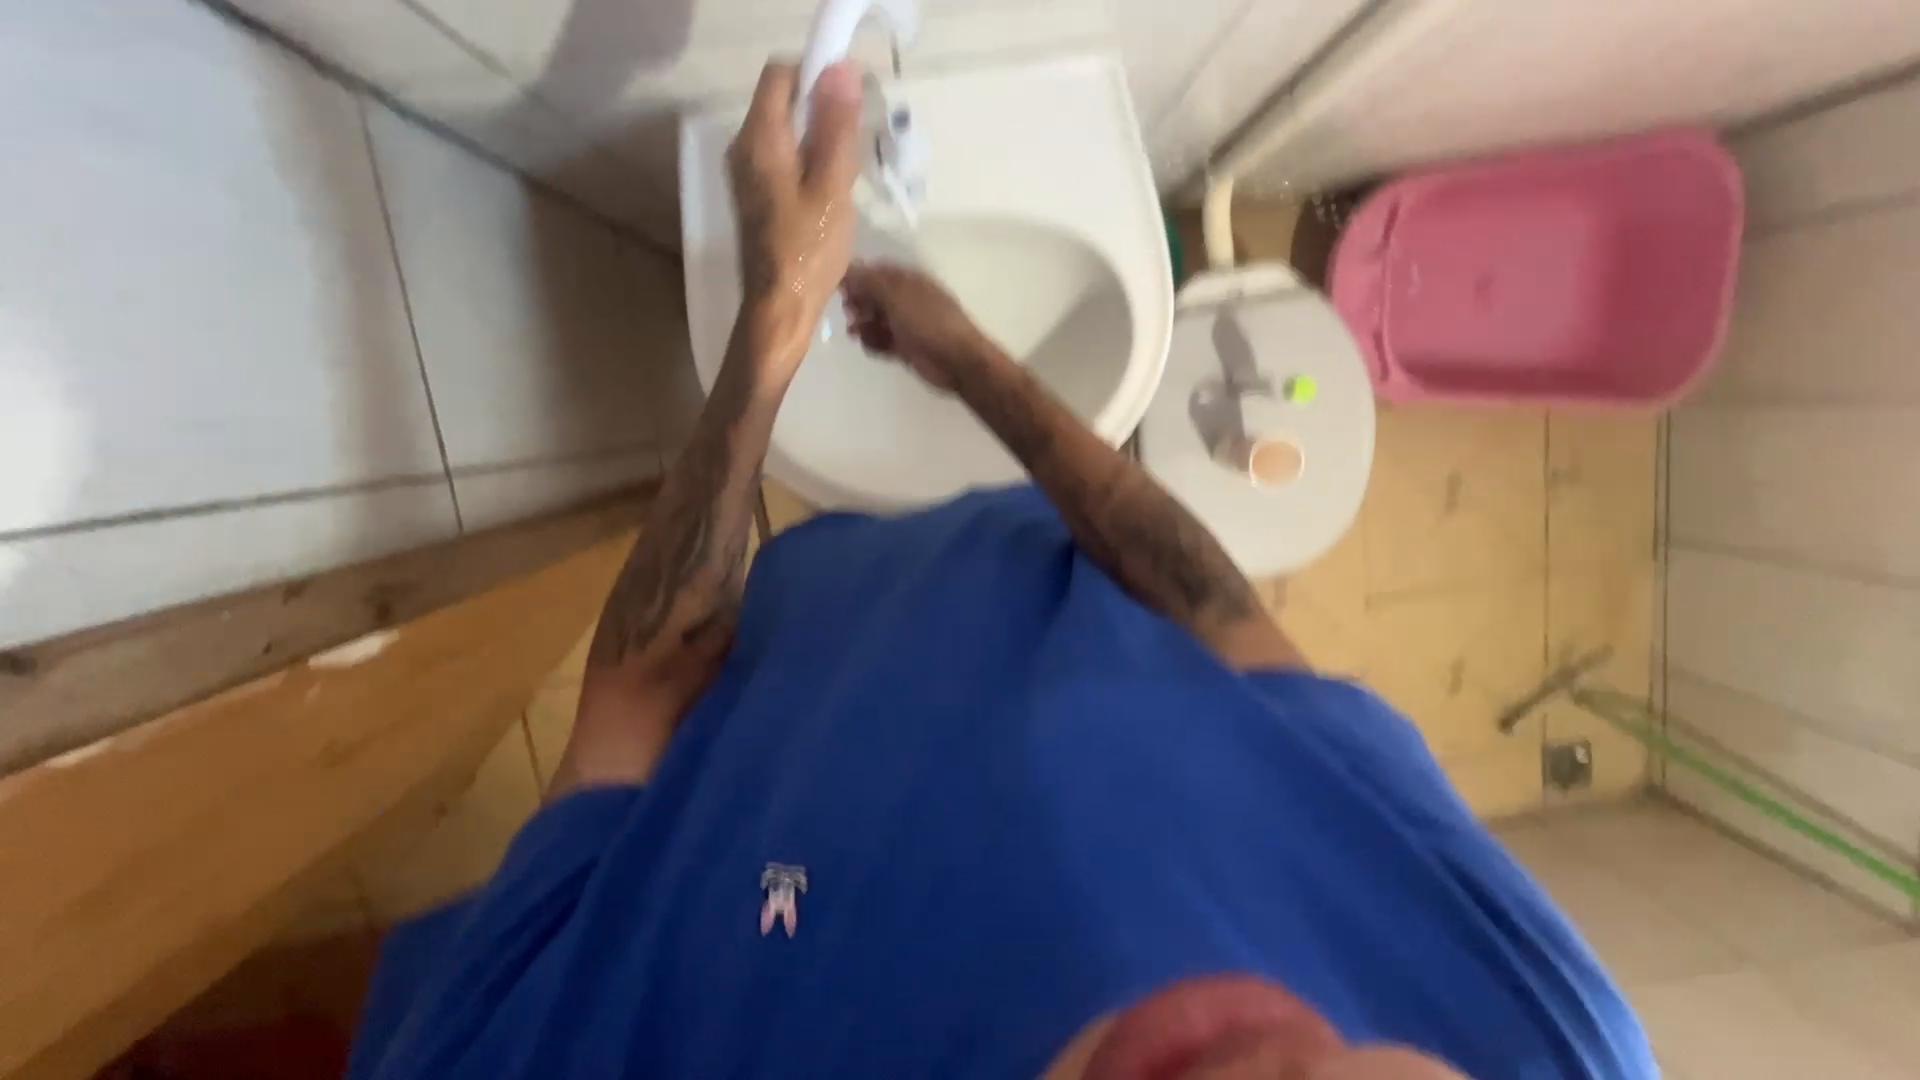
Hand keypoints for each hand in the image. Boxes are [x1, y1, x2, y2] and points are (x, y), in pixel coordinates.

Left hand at [727, 60, 863, 373]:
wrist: (779, 309)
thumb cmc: (809, 252)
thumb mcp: (833, 188)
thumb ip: (836, 127)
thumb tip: (840, 69)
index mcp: (759, 140)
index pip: (782, 75)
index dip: (816, 77)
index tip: (848, 106)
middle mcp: (744, 149)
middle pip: (785, 104)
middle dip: (823, 117)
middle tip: (850, 157)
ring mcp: (747, 175)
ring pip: (788, 135)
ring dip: (820, 147)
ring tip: (842, 186)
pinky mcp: (757, 198)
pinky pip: (786, 163)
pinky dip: (810, 170)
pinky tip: (829, 203)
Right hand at [841, 263, 995, 391]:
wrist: (957, 361)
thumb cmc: (928, 323)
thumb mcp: (896, 296)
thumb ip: (869, 282)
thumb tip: (847, 270)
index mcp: (909, 280)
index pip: (877, 271)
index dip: (857, 277)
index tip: (838, 287)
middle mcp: (907, 300)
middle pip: (874, 296)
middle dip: (859, 302)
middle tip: (849, 312)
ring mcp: (907, 325)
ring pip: (876, 320)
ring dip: (863, 325)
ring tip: (856, 333)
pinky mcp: (906, 348)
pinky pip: (882, 342)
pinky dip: (874, 343)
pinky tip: (869, 347)